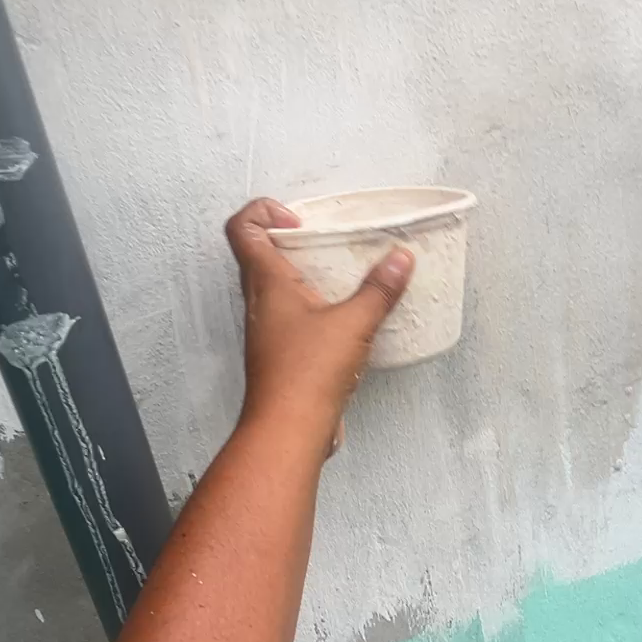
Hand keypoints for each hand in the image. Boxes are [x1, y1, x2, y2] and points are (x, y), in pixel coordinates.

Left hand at [226, 198, 413, 453]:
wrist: (290, 429)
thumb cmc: (308, 373)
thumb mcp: (353, 324)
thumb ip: (379, 290)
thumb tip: (399, 260)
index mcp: (266, 283)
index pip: (242, 229)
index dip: (263, 212)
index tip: (299, 221)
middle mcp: (260, 304)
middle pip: (260, 256)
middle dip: (292, 242)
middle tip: (327, 243)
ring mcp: (269, 331)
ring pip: (277, 290)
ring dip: (304, 278)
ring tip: (343, 278)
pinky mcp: (282, 356)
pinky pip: (294, 319)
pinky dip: (315, 310)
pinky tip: (346, 320)